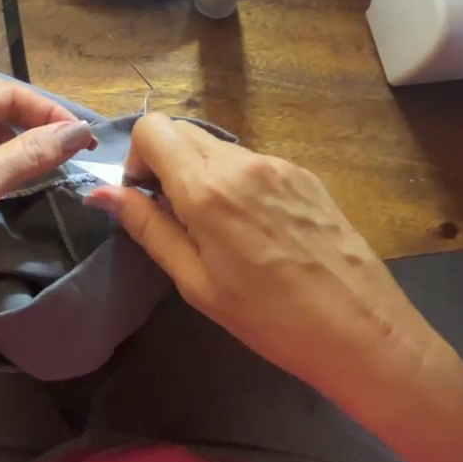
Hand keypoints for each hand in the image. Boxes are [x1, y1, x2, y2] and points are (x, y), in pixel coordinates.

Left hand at [0, 79, 97, 307]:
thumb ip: (31, 153)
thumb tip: (80, 131)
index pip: (6, 94)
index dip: (48, 111)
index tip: (86, 136)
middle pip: (2, 113)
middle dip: (39, 130)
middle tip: (79, 153)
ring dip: (26, 152)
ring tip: (60, 169)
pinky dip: (10, 171)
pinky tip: (30, 183)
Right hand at [87, 113, 456, 411]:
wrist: (363, 332)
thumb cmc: (268, 319)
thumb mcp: (195, 282)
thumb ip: (146, 226)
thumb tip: (98, 191)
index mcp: (207, 189)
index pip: (153, 129)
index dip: (138, 158)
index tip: (147, 198)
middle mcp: (240, 162)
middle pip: (182, 130)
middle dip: (166, 163)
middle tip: (178, 216)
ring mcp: (277, 164)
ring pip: (216, 146)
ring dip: (201, 173)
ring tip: (222, 229)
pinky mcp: (303, 173)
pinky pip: (250, 162)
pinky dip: (236, 182)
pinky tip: (258, 229)